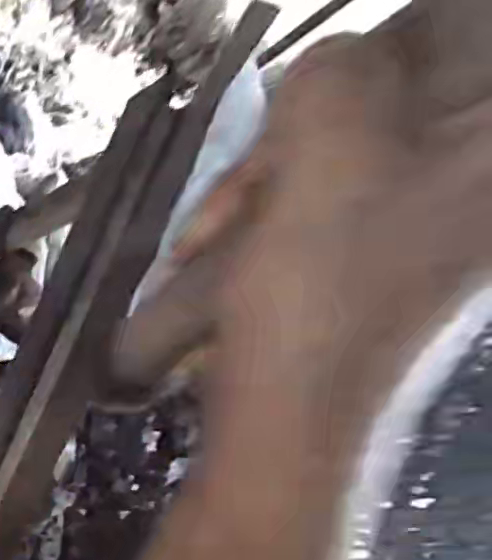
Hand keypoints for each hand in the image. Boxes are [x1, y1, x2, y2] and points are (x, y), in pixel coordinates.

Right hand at [181, 29, 491, 445]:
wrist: (295, 411)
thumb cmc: (314, 299)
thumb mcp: (319, 180)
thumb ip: (332, 89)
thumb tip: (322, 61)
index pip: (450, 24)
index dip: (351, 65)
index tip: (284, 127)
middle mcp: (485, 154)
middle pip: (386, 87)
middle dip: (284, 144)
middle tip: (228, 208)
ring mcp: (441, 198)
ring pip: (338, 144)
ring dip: (257, 185)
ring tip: (205, 244)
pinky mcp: (388, 236)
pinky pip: (322, 189)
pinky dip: (264, 213)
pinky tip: (223, 250)